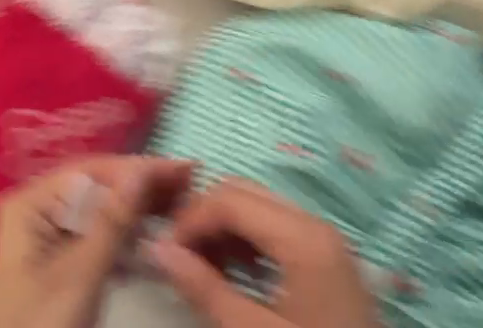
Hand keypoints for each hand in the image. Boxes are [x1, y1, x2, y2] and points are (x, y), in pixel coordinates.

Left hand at [0, 156, 195, 327]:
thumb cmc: (42, 324)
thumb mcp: (80, 275)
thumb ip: (112, 221)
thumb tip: (141, 171)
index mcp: (29, 203)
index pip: (89, 171)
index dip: (136, 168)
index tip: (183, 168)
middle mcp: (35, 209)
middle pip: (94, 187)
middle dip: (140, 186)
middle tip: (191, 182)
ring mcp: (45, 235)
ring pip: (98, 212)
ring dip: (137, 210)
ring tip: (182, 204)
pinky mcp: (58, 262)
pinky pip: (96, 238)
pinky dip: (124, 238)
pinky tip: (155, 239)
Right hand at [144, 180, 376, 327]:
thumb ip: (204, 289)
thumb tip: (155, 248)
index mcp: (303, 238)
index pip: (228, 199)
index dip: (188, 220)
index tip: (163, 253)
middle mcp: (315, 225)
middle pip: (242, 194)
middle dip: (203, 218)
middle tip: (178, 257)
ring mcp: (325, 242)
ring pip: (257, 208)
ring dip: (222, 229)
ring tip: (201, 268)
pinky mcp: (327, 261)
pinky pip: (275, 229)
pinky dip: (246, 241)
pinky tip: (233, 274)